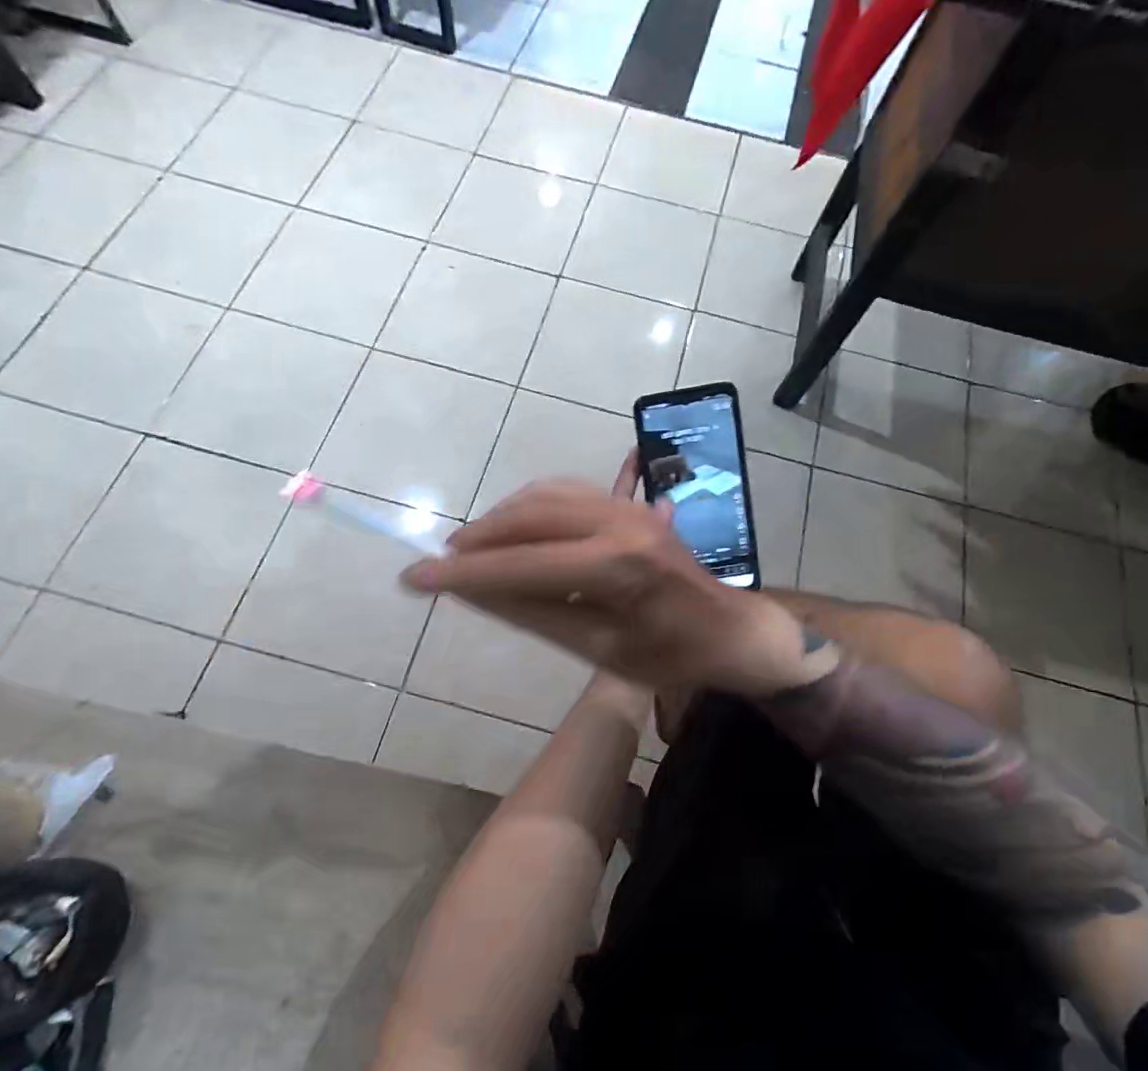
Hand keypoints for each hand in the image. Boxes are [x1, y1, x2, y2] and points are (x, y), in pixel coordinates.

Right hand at [401, 453, 835, 698]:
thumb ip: (531, 612)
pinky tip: (509, 524)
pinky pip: (561, 491)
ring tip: (467, 547)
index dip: (461, 573)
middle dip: (475, 539)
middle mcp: (618, 522)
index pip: (518, 566)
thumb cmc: (670, 656)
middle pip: (524, 518)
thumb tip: (471, 590)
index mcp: (615, 567)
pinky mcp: (626, 502)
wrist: (735, 630)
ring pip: (539, 497)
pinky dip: (525, 505)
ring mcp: (624, 505)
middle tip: (439, 561)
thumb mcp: (596, 648)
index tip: (412, 576)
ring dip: (497, 519)